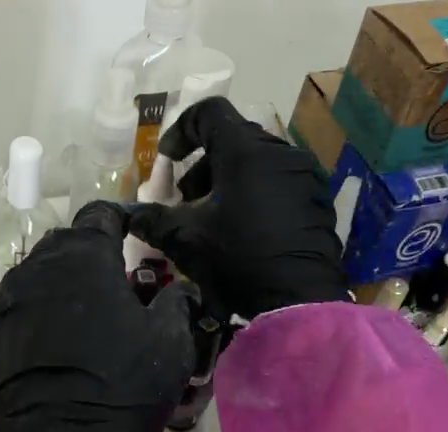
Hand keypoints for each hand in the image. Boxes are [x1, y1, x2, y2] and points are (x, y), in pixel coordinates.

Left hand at [0, 202, 197, 431]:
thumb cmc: (119, 388)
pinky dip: (41, 328)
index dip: (123, 224)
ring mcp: (5, 307)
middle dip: (93, 263)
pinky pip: (22, 321)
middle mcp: (35, 268)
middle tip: (119, 295)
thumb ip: (176, 304)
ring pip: (41, 285)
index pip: (102, 215)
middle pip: (68, 248)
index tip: (137, 243)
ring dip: (65, 296)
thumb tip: (177, 291)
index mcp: (83, 255)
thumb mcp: (169, 345)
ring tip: (88, 330)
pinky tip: (58, 359)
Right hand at [128, 97, 347, 320]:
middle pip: (234, 139)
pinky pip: (279, 184)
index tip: (167, 161)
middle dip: (203, 164)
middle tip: (187, 199)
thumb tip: (130, 215)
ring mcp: (304, 177)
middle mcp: (279, 152)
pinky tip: (245, 232)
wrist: (295, 302)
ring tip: (215, 219)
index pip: (209, 113)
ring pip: (258, 163)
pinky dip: (256, 196)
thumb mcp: (187, 241)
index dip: (181, 131)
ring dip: (229, 181)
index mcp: (244, 152)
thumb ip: (154, 221)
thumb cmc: (237, 261)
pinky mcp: (317, 202)